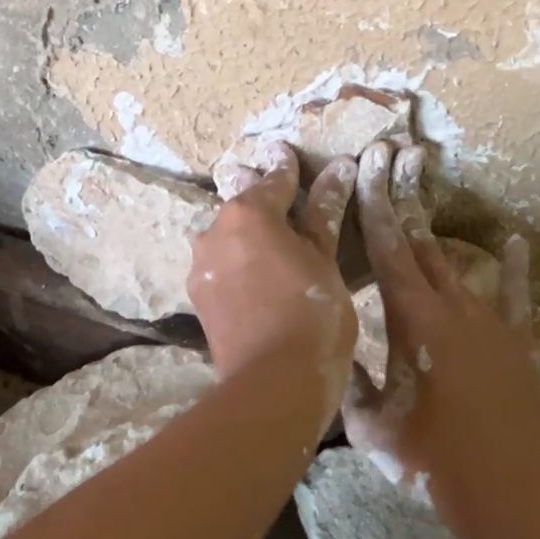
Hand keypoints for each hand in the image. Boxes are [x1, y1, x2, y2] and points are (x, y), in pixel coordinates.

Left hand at [188, 141, 357, 431]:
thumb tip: (339, 168)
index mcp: (247, 212)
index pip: (274, 180)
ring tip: (278, 245)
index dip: (289, 169)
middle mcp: (215, 230)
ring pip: (230, 238)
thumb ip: (323, 213)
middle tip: (288, 200)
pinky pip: (224, 267)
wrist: (272, 385)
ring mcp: (202, 266)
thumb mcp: (325, 260)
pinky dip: (242, 264)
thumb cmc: (311, 314)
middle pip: (245, 207)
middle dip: (265, 201)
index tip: (290, 153)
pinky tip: (262, 276)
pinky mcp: (200, 297)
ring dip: (251, 236)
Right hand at [341, 141, 539, 501]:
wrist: (508, 490)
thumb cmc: (429, 457)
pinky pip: (513, 296)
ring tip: (424, 195)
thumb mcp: (369, 423)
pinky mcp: (516, 342)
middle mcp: (449, 305)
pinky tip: (515, 242)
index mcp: (410, 317)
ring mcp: (487, 321)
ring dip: (435, 231)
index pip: (385, 246)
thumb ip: (348, 378)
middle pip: (419, 240)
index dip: (374, 200)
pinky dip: (512, 268)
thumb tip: (330, 349)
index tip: (367, 162)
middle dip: (402, 195)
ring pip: (455, 264)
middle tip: (391, 155)